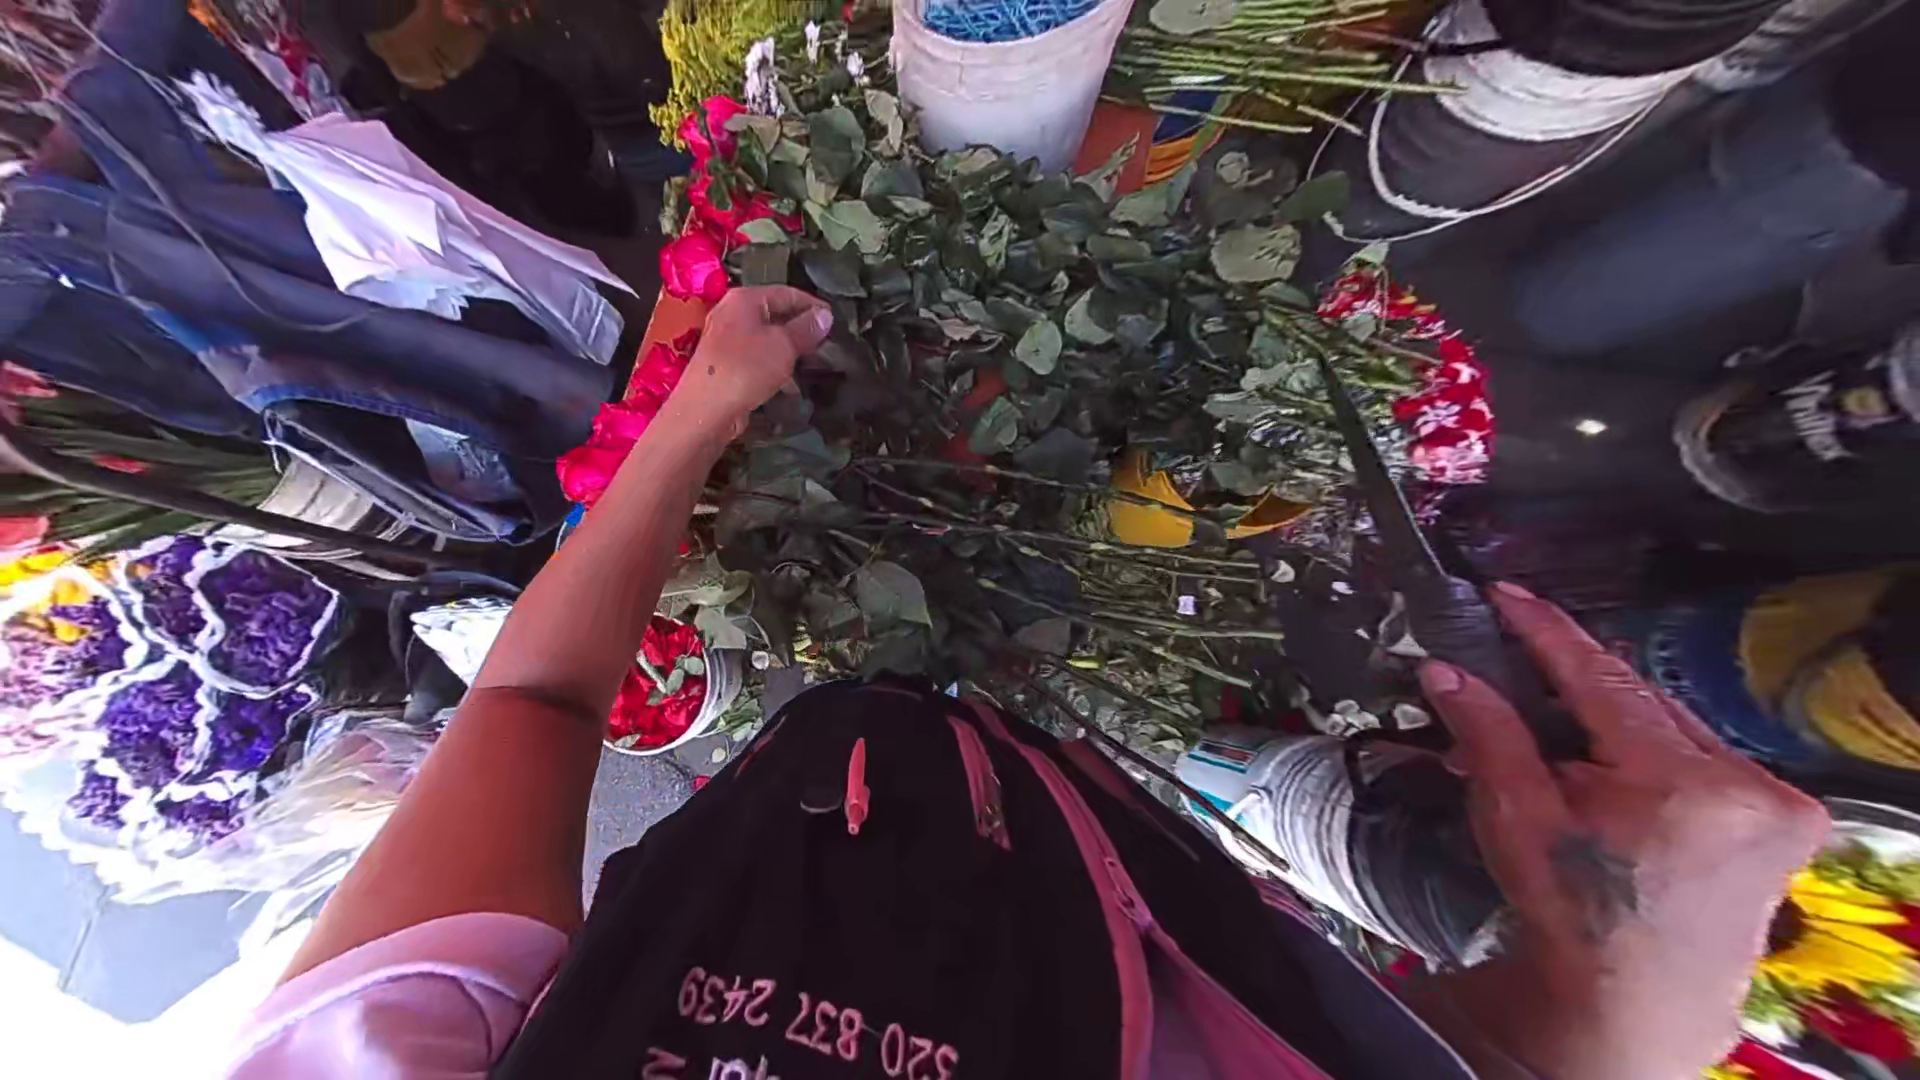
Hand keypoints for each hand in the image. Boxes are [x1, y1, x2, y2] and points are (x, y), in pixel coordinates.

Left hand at [661, 286, 832, 440]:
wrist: (708, 409)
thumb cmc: (746, 369)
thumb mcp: (784, 345)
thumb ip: (806, 329)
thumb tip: (825, 315)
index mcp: (744, 299)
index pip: (788, 292)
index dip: (814, 305)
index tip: (836, 321)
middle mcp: (733, 313)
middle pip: (777, 314)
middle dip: (803, 330)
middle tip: (829, 344)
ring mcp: (728, 340)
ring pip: (769, 338)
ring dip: (792, 350)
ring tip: (816, 364)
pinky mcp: (728, 365)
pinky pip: (759, 358)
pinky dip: (777, 366)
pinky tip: (792, 383)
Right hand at [1415, 582, 1828, 1079]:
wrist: (1634, 993)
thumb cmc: (1566, 900)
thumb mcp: (1514, 810)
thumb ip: (1486, 729)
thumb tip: (1441, 666)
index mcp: (1686, 783)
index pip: (1600, 678)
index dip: (1545, 629)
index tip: (1506, 591)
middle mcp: (1754, 784)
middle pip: (1636, 697)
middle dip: (1565, 675)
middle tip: (1503, 655)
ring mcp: (1780, 805)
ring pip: (1663, 721)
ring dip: (1596, 709)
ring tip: (1536, 716)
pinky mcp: (1782, 822)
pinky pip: (1689, 749)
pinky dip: (1630, 739)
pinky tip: (1589, 752)